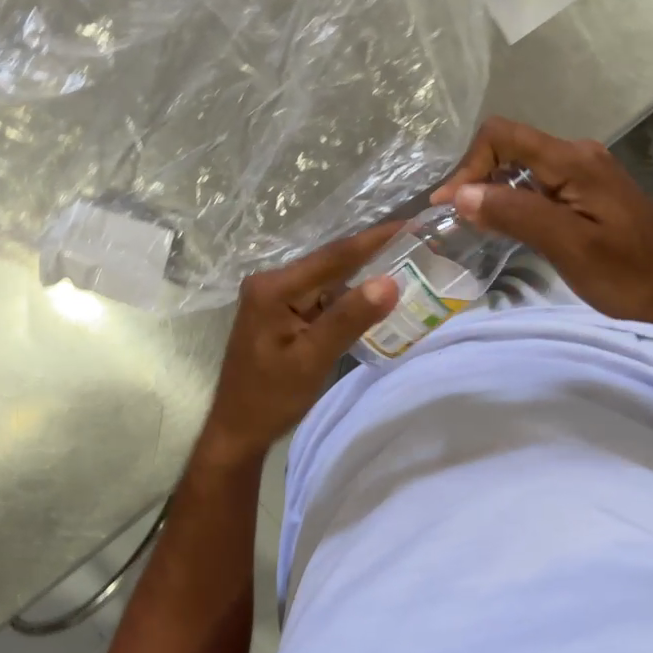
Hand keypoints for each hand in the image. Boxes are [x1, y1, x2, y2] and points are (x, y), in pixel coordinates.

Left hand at [196, 224, 402, 468]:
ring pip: (326, 283)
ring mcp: (272, 298)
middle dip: (370, 256)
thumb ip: (349, 319)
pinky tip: (369, 304)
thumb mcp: (313, 359)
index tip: (411, 223)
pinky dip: (343, 302)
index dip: (374, 240)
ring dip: (359, 281)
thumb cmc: (270, 398)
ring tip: (402, 269)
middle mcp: (270, 283)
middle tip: (415, 244)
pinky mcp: (278, 314)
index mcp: (274, 287)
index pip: (333, 256)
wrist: (237, 430)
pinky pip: (318, 299)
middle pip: (329, 265)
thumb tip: (389, 281)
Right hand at [432, 116, 652, 325]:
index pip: (501, 136)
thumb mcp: (568, 246)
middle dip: (476, 178)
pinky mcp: (589, 192)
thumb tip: (460, 194)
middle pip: (509, 147)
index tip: (449, 207)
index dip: (467, 166)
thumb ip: (515, 214)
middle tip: (458, 221)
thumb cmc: (628, 272)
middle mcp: (578, 155)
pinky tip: (509, 228)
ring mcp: (585, 173)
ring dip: (494, 191)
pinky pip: (539, 184)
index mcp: (573, 161)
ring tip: (475, 227)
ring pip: (523, 167)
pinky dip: (515, 201)